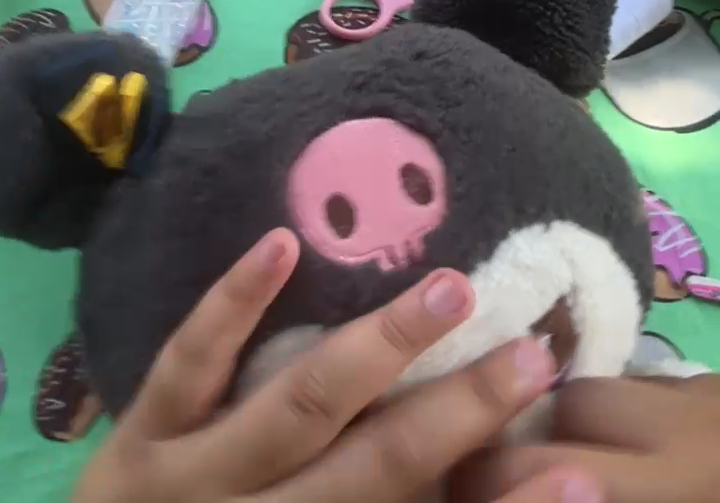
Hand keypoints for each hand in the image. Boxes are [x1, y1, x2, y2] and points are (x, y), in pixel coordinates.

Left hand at [73, 227, 581, 502]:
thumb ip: (389, 500)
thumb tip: (484, 472)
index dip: (502, 495)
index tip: (580, 468)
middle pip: (379, 465)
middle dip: (462, 410)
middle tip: (533, 350)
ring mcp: (193, 476)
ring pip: (299, 404)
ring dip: (380, 346)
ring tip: (449, 289)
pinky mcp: (139, 434)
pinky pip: (189, 361)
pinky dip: (237, 302)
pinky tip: (282, 243)